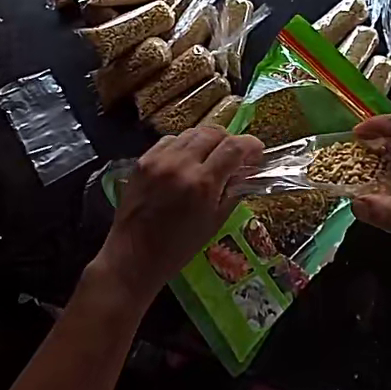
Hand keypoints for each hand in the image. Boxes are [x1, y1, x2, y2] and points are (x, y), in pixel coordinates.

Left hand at [84, 126, 262, 311]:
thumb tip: (245, 172)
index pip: (234, 147)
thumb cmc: (178, 248)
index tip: (257, 153)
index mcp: (202, 184)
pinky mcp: (142, 160)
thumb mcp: (215, 222)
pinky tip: (185, 161)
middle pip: (214, 132)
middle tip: (234, 156)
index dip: (251, 145)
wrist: (132, 256)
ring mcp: (159, 160)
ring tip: (210, 157)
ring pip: (192, 133)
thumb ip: (233, 192)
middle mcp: (181, 164)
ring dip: (207, 141)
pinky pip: (170, 140)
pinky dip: (184, 145)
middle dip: (230, 141)